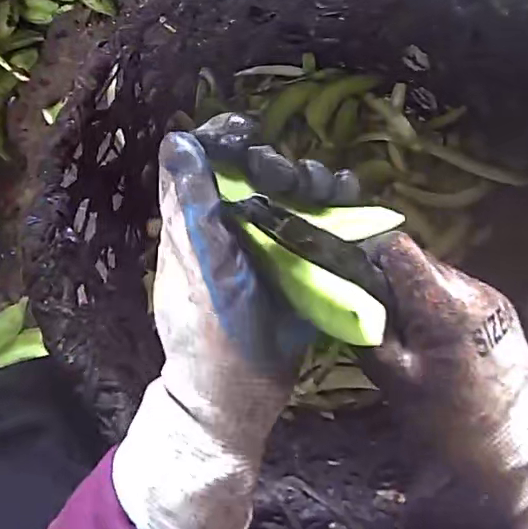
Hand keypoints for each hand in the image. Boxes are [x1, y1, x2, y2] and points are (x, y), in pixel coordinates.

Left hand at [111, 132, 309, 528]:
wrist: (239, 394)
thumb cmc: (209, 328)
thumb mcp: (201, 263)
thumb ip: (192, 203)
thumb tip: (178, 140)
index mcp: (196, 217)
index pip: (205, 157)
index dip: (226, 137)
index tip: (250, 133)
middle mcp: (230, 221)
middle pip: (254, 170)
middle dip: (278, 163)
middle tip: (292, 179)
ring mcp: (264, 240)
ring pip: (289, 191)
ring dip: (311, 179)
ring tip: (331, 188)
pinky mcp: (295, 260)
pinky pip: (316, 220)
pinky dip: (334, 204)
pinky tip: (349, 197)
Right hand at [360, 233, 527, 528]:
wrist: (520, 448)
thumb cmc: (449, 418)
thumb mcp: (392, 377)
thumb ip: (364, 326)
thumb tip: (339, 291)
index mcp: (441, 302)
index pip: (396, 246)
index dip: (369, 255)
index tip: (356, 279)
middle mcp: (468, 287)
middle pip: (415, 256)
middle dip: (390, 276)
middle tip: (378, 311)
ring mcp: (488, 294)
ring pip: (433, 271)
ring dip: (413, 289)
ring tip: (409, 327)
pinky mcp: (499, 304)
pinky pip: (453, 287)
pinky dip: (435, 300)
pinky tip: (435, 333)